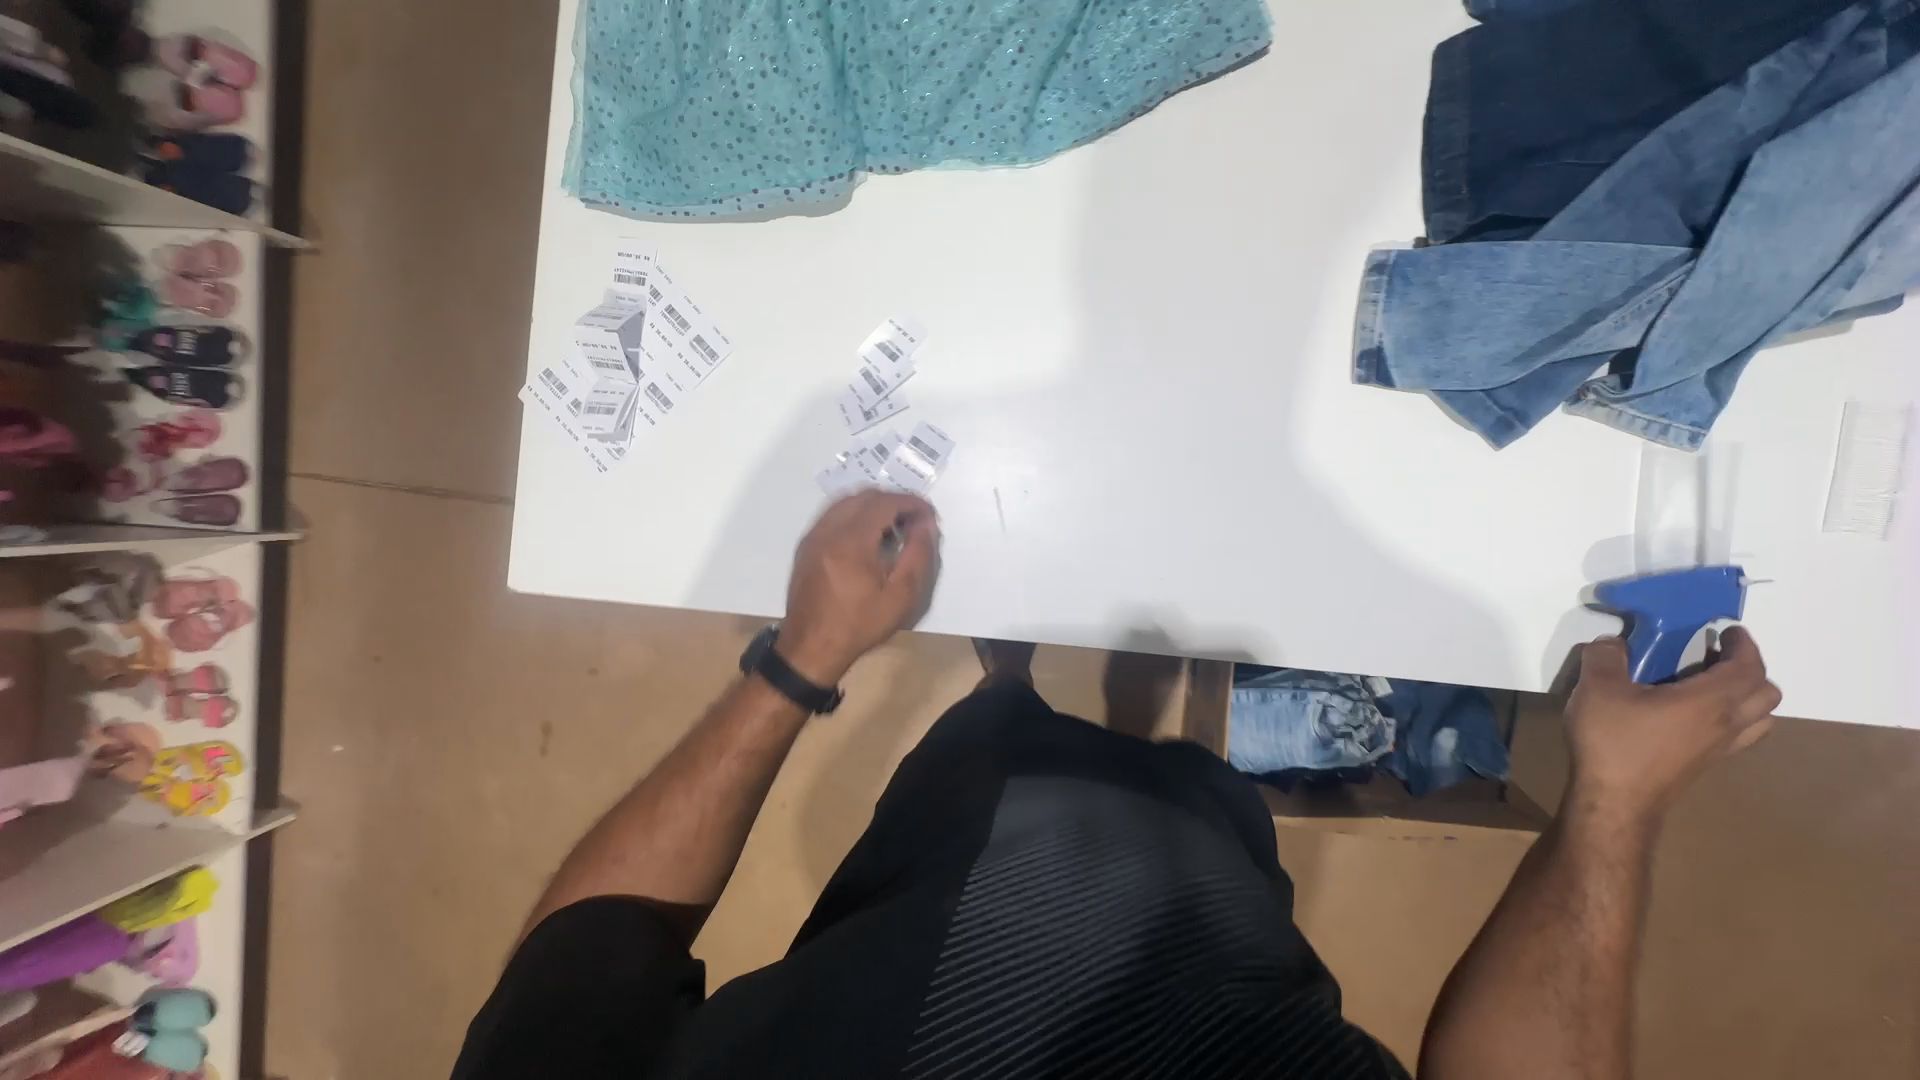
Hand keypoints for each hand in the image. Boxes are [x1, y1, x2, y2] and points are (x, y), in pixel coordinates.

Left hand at [779, 490, 940, 684]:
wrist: (811, 648)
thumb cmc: (860, 625)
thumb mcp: (901, 596)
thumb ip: (918, 554)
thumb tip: (926, 524)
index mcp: (851, 540)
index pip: (885, 502)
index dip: (912, 503)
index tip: (929, 517)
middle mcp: (828, 530)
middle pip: (865, 496)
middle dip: (893, 502)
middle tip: (914, 523)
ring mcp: (813, 537)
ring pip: (846, 502)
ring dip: (873, 507)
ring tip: (892, 530)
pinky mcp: (806, 547)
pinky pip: (832, 516)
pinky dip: (854, 516)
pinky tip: (867, 540)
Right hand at [1564, 625, 1780, 821]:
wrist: (1615, 798)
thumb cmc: (1613, 739)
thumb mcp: (1597, 688)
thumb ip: (1606, 657)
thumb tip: (1613, 642)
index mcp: (1710, 700)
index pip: (1749, 667)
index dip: (1744, 646)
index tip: (1728, 631)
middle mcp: (1727, 723)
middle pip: (1766, 693)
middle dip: (1749, 669)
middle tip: (1717, 656)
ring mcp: (1719, 748)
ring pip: (1759, 717)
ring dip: (1746, 696)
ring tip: (1711, 685)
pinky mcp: (1705, 764)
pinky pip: (1738, 735)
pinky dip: (1731, 718)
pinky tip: (1693, 716)